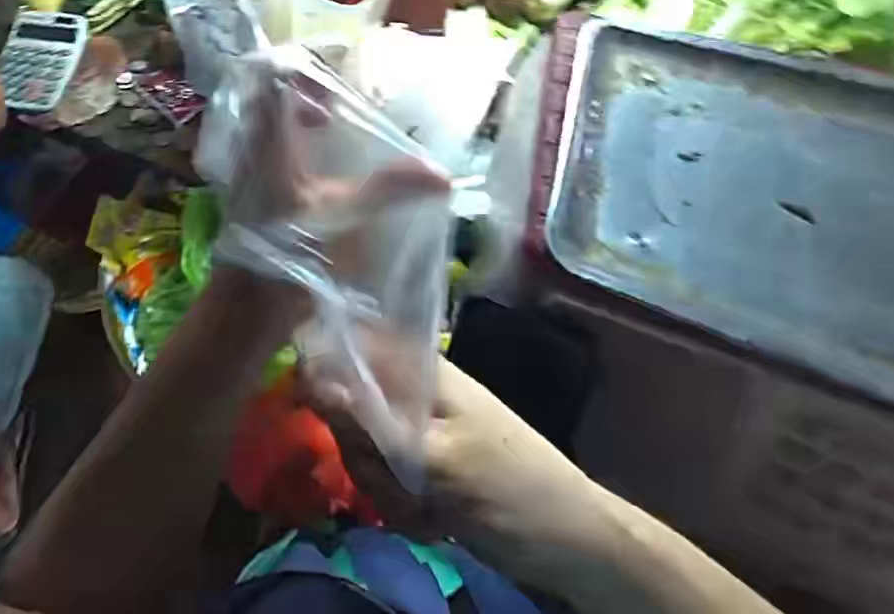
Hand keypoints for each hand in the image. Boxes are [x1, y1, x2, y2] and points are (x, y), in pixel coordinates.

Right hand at [328, 358, 613, 550]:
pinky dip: (399, 503)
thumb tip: (312, 382)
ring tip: (424, 507)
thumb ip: (372, 423)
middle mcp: (409, 388)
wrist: (581, 548)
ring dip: (382, 485)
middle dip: (361, 453)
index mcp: (416, 366)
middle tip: (394, 482)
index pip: (347, 344)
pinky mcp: (419, 463)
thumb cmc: (513, 491)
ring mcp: (414, 427)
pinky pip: (382, 476)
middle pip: (344, 405)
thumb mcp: (438, 461)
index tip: (316, 412)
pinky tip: (431, 519)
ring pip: (360, 447)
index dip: (322, 371)